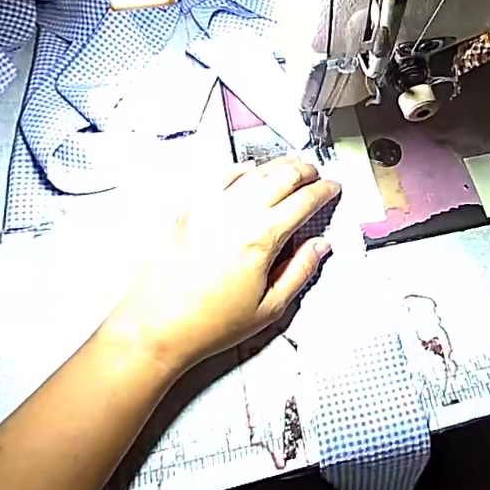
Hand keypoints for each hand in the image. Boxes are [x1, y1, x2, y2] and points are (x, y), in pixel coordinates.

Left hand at [98, 156, 340, 375]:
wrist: (158, 324)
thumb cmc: (206, 322)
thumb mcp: (268, 308)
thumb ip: (300, 271)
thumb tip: (319, 247)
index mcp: (260, 238)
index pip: (303, 200)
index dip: (324, 190)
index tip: (331, 189)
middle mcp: (235, 215)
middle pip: (281, 175)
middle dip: (305, 171)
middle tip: (316, 175)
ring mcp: (211, 207)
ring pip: (253, 170)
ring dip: (277, 165)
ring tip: (290, 168)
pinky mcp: (191, 208)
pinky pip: (221, 175)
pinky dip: (242, 168)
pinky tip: (249, 171)